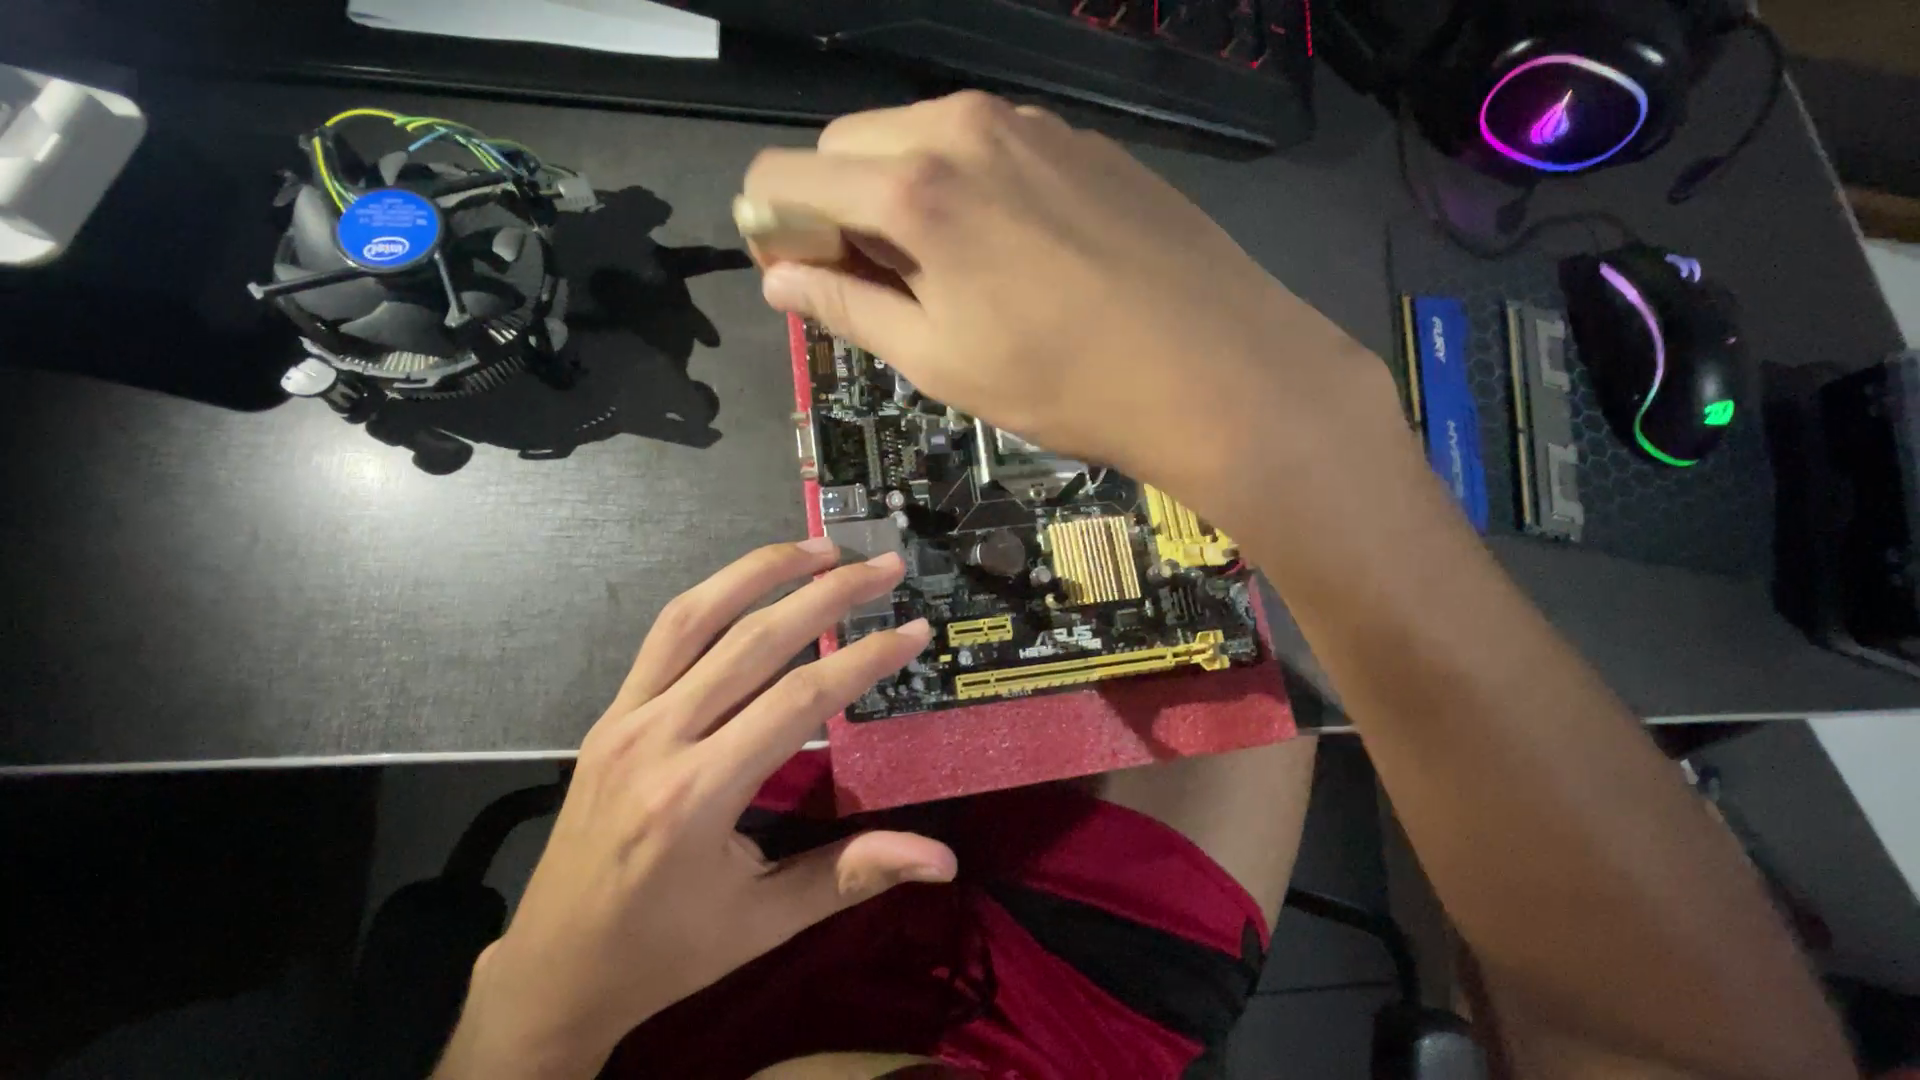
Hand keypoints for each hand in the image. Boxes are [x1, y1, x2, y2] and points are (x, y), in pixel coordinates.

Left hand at [434, 540, 953, 1079]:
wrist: (554, 970)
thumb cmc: (665, 952)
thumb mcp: (764, 921)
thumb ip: (852, 873)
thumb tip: (942, 859)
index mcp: (697, 795)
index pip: (799, 700)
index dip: (864, 660)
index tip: (913, 631)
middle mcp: (657, 738)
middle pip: (754, 640)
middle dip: (829, 594)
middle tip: (885, 566)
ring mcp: (624, 717)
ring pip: (697, 616)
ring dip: (763, 570)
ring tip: (821, 547)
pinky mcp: (610, 713)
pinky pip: (664, 636)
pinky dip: (714, 596)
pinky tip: (753, 582)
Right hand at [742, 91, 1396, 500]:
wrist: (1213, 365)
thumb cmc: (1063, 381)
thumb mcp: (939, 359)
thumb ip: (848, 306)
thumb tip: (779, 280)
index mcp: (912, 187)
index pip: (786, 175)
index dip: (771, 228)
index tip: (796, 277)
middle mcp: (962, 126)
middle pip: (847, 146)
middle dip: (834, 206)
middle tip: (872, 281)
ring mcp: (1028, 124)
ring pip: (917, 136)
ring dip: (899, 193)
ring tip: (944, 271)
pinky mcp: (1077, 138)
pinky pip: (986, 143)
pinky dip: (962, 183)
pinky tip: (1006, 248)